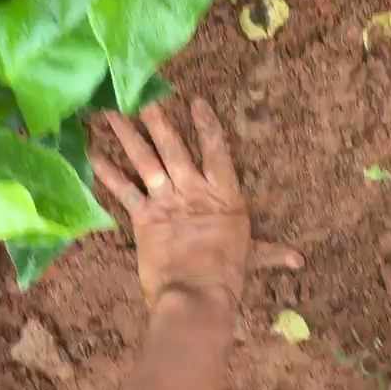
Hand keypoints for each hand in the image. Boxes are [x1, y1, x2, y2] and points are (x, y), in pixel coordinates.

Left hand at [94, 98, 301, 310]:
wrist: (196, 296)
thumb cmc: (227, 276)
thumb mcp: (251, 257)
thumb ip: (271, 251)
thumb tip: (298, 260)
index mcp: (224, 194)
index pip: (216, 150)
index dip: (207, 125)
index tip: (196, 100)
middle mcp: (193, 190)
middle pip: (173, 146)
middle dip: (157, 119)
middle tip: (141, 93)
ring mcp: (167, 201)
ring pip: (145, 160)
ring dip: (127, 134)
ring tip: (110, 111)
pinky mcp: (144, 217)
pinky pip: (123, 189)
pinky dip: (107, 171)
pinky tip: (92, 152)